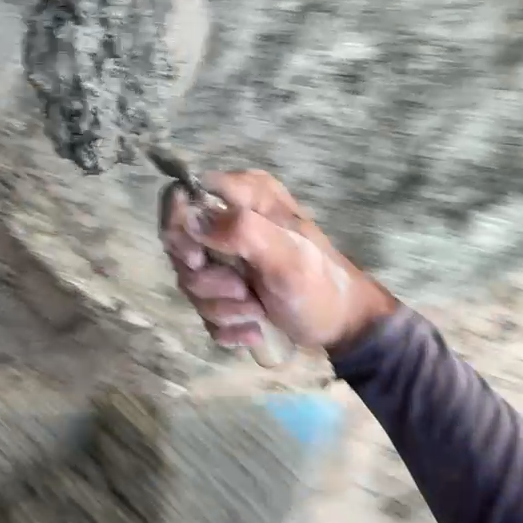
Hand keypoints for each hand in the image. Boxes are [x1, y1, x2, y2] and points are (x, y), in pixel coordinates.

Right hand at [162, 170, 396, 354]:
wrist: (345, 327)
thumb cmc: (321, 286)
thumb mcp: (287, 256)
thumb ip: (240, 231)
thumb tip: (190, 220)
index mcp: (243, 195)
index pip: (180, 195)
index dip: (179, 230)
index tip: (199, 260)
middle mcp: (227, 218)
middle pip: (177, 245)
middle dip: (206, 279)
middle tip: (242, 291)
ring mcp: (222, 254)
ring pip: (188, 280)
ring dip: (220, 306)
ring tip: (256, 311)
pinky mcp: (222, 286)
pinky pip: (200, 306)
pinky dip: (224, 323)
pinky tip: (253, 326)